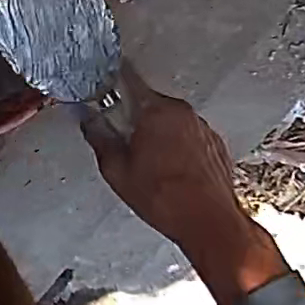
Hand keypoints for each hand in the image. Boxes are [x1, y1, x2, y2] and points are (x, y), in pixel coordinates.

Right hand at [81, 65, 287, 301]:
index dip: (112, 86)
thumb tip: (90, 124)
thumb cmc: (168, 200)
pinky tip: (169, 172)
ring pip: (170, 121)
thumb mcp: (116, 171)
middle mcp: (182, 113)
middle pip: (150, 104)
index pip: (129, 81)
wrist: (210, 223)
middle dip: (135, 119)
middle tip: (125, 144)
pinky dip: (177, 148)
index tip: (104, 91)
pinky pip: (188, 136)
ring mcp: (202, 128)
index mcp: (156, 111)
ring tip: (150, 166)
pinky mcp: (214, 144)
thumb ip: (100, 139)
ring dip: (158, 135)